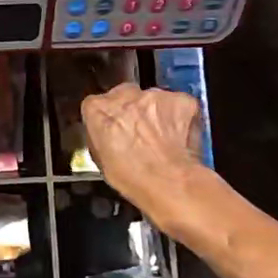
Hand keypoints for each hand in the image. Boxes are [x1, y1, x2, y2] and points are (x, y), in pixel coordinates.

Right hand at [82, 83, 209, 234]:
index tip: (112, 129)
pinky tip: (179, 135)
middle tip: (138, 132)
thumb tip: (105, 133)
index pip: (96, 104)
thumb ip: (99, 135)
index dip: (106, 118)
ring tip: (161, 137)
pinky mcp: (182, 100)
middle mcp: (125, 96)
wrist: (169, 182)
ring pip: (153, 99)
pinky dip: (179, 116)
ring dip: (155, 113)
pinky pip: (178, 104)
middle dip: (130, 109)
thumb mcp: (99, 158)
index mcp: (97, 109)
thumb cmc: (131, 177)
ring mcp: (155, 96)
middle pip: (125, 95)